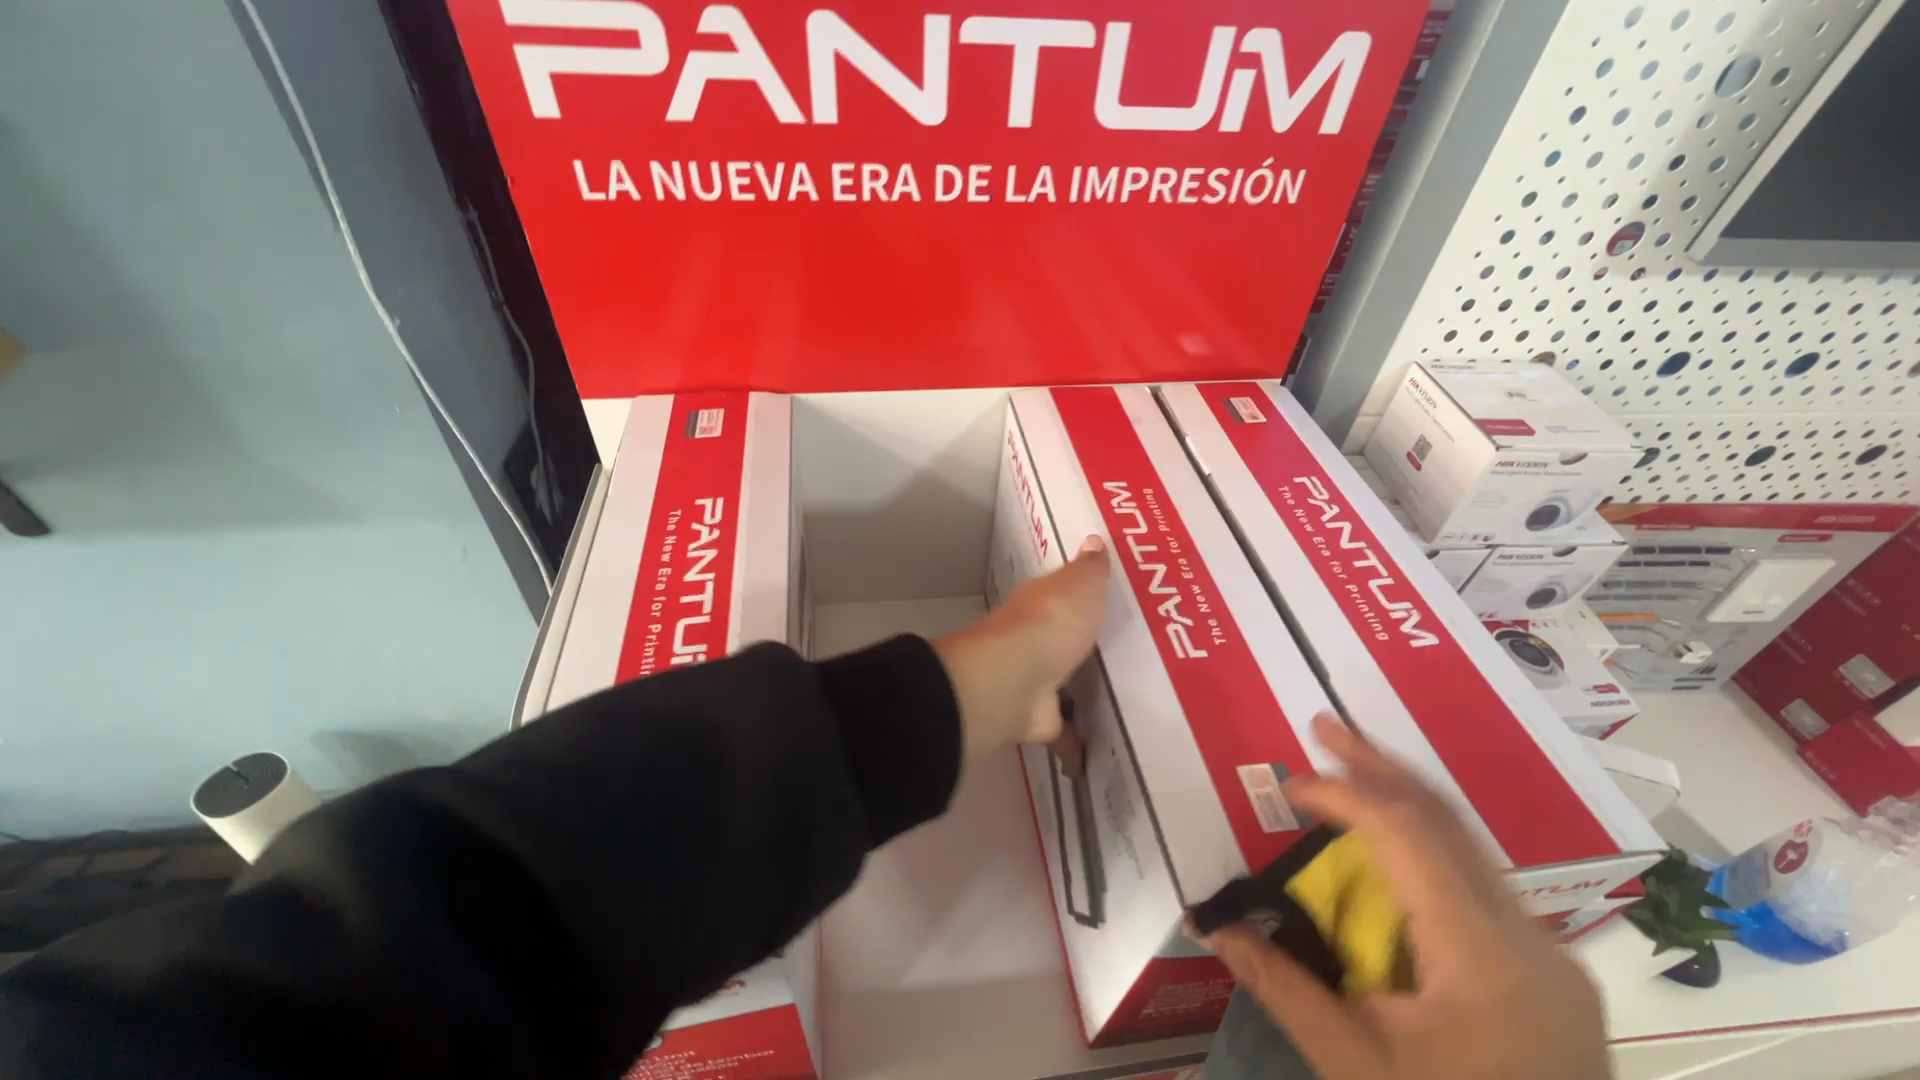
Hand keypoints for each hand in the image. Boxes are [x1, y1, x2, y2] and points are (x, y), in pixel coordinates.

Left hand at [931, 537, 1108, 765]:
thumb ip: (1091, 570)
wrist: (1014, 681)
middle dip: (1081, 646)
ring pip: (1061, 684)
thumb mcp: (1080, 586)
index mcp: (1041, 604)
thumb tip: (1095, 541)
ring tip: (1120, 701)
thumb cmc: (1051, 623)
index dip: (1081, 595)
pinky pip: (1065, 733)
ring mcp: (1033, 682)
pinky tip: (1100, 757)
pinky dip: (1078, 745)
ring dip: (1080, 692)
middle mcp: (1033, 641)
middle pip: (1061, 641)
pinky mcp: (1038, 720)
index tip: (1105, 601)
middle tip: (1121, 653)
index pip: (1061, 594)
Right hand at [1201, 714, 1609, 1079]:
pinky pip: (1481, 886)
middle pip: (1450, 824)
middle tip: (1322, 725)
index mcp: (1483, 959)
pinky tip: (1389, 854)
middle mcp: (1529, 939)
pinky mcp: (1551, 973)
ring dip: (1405, 803)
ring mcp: (1551, 955)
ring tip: (1347, 770)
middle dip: (1381, 767)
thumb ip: (1284, 987)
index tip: (1291, 785)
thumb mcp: (1354, 1068)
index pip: (1409, 839)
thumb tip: (1213, 926)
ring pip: (1472, 849)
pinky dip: (1428, 851)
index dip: (1347, 796)